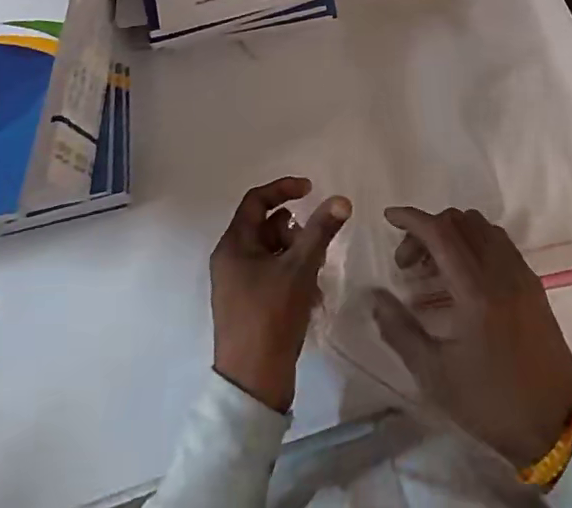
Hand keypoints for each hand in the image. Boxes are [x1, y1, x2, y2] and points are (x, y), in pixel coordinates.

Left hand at [209, 177, 350, 412]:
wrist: (253, 382)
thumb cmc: (271, 317)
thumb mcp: (299, 269)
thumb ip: (320, 231)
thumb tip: (341, 200)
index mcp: (233, 245)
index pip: (256, 201)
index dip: (283, 189)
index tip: (311, 189)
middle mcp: (231, 259)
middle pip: (266, 227)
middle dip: (296, 232)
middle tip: (317, 247)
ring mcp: (238, 283)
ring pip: (273, 253)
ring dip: (298, 256)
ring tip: (317, 276)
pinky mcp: (248, 304)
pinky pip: (272, 275)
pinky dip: (293, 277)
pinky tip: (312, 298)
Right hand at [371, 207, 571, 468]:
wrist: (557, 425)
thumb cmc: (491, 402)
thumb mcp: (435, 375)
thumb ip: (400, 329)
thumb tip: (375, 296)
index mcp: (476, 291)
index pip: (441, 233)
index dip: (412, 219)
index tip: (388, 218)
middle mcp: (501, 272)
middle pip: (460, 221)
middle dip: (427, 229)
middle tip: (408, 263)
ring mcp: (522, 275)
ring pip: (482, 227)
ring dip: (452, 233)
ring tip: (434, 267)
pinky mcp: (534, 285)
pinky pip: (500, 242)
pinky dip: (475, 242)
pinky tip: (462, 274)